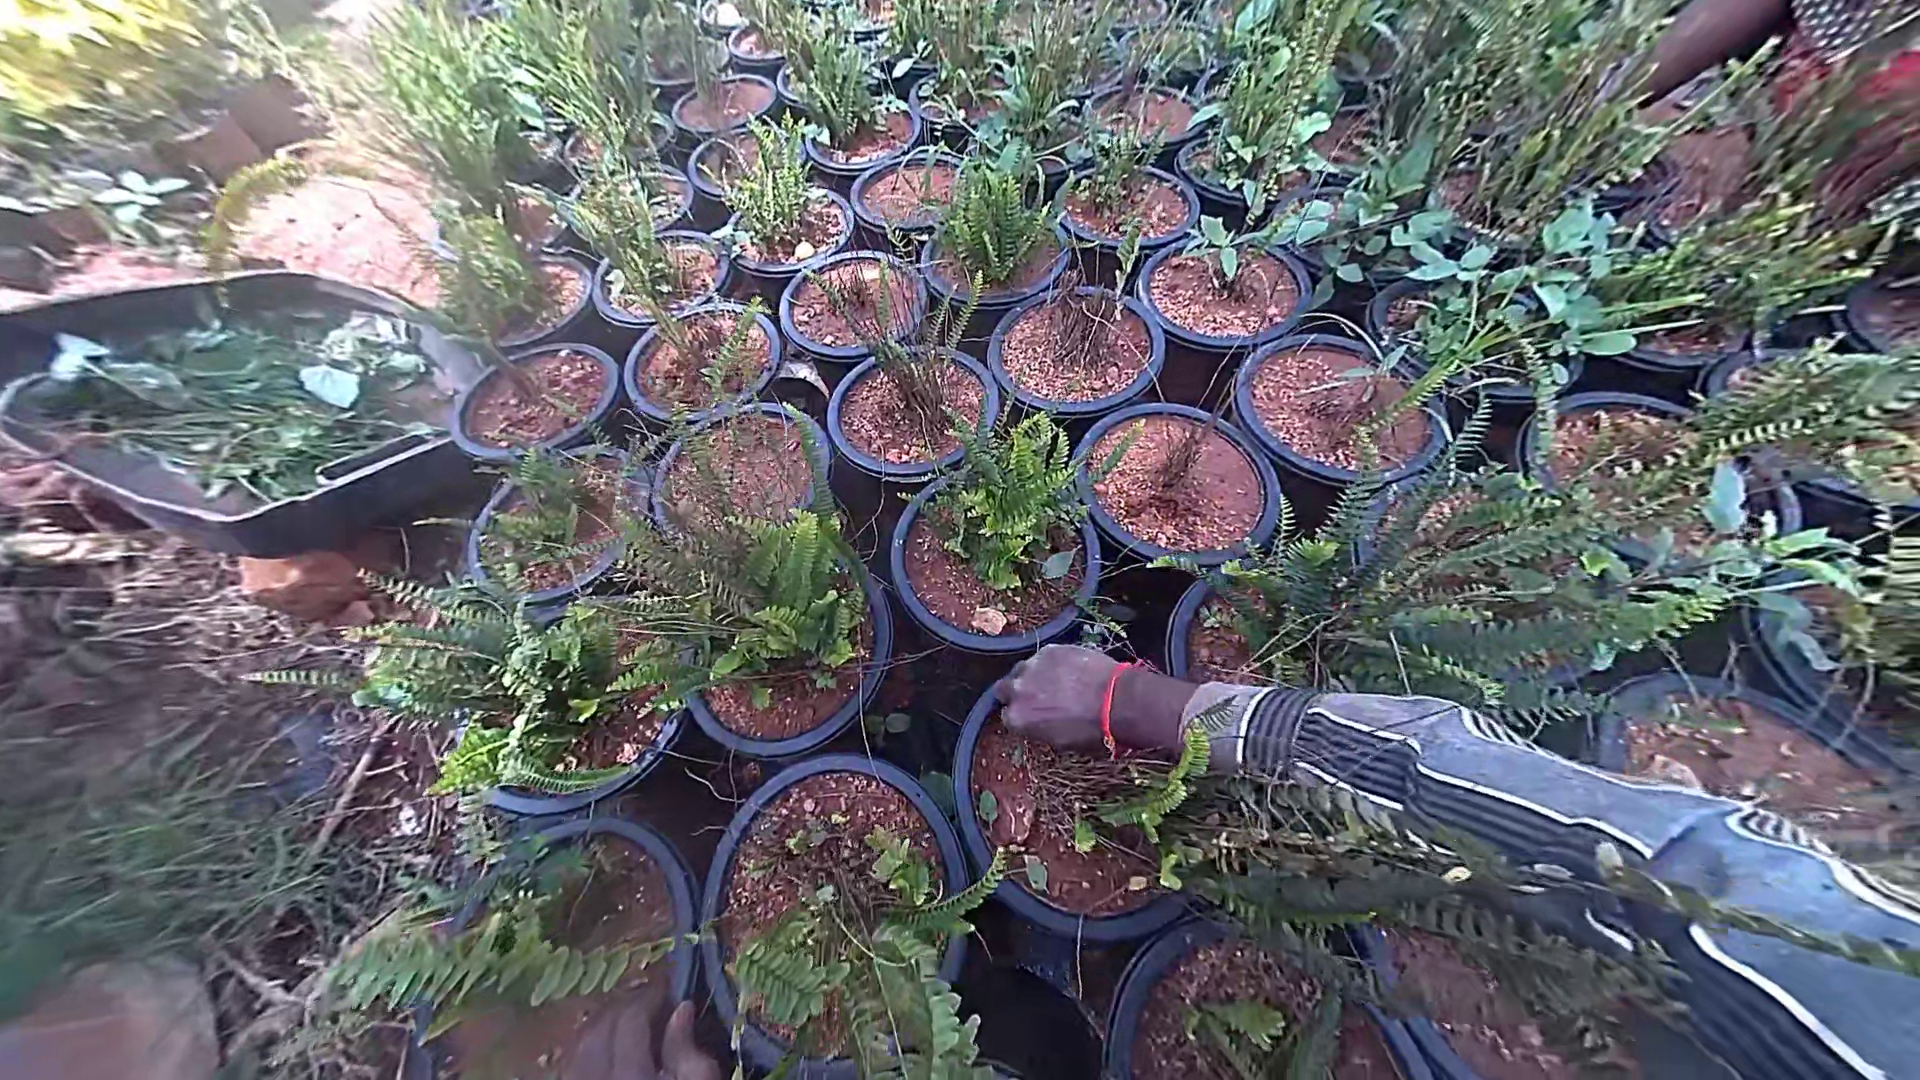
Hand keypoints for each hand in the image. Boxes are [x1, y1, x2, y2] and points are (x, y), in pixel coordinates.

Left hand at [564, 997, 723, 1079]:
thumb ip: (687, 1049)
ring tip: (628, 1025)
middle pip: (599, 1030)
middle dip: (624, 1008)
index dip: (650, 998)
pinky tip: (606, 1056)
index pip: (631, 1019)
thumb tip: (681, 1009)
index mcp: (631, 1077)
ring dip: (602, 1028)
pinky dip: (587, 1056)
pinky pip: (571, 1074)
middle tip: (650, 1004)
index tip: (669, 992)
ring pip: (578, 1051)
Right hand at [999, 645, 1198, 753]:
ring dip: (1032, 675)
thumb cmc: (1092, 730)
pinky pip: (1043, 656)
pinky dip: (1051, 663)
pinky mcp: (1049, 649)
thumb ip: (1039, 728)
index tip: (1030, 714)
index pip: (1007, 715)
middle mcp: (1018, 689)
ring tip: (1053, 680)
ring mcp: (1032, 666)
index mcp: (1018, 718)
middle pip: (1005, 688)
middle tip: (1036, 696)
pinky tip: (1068, 669)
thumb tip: (1038, 722)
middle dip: (1016, 692)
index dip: (1020, 715)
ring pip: (1023, 669)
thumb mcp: (1061, 743)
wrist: (1117, 701)